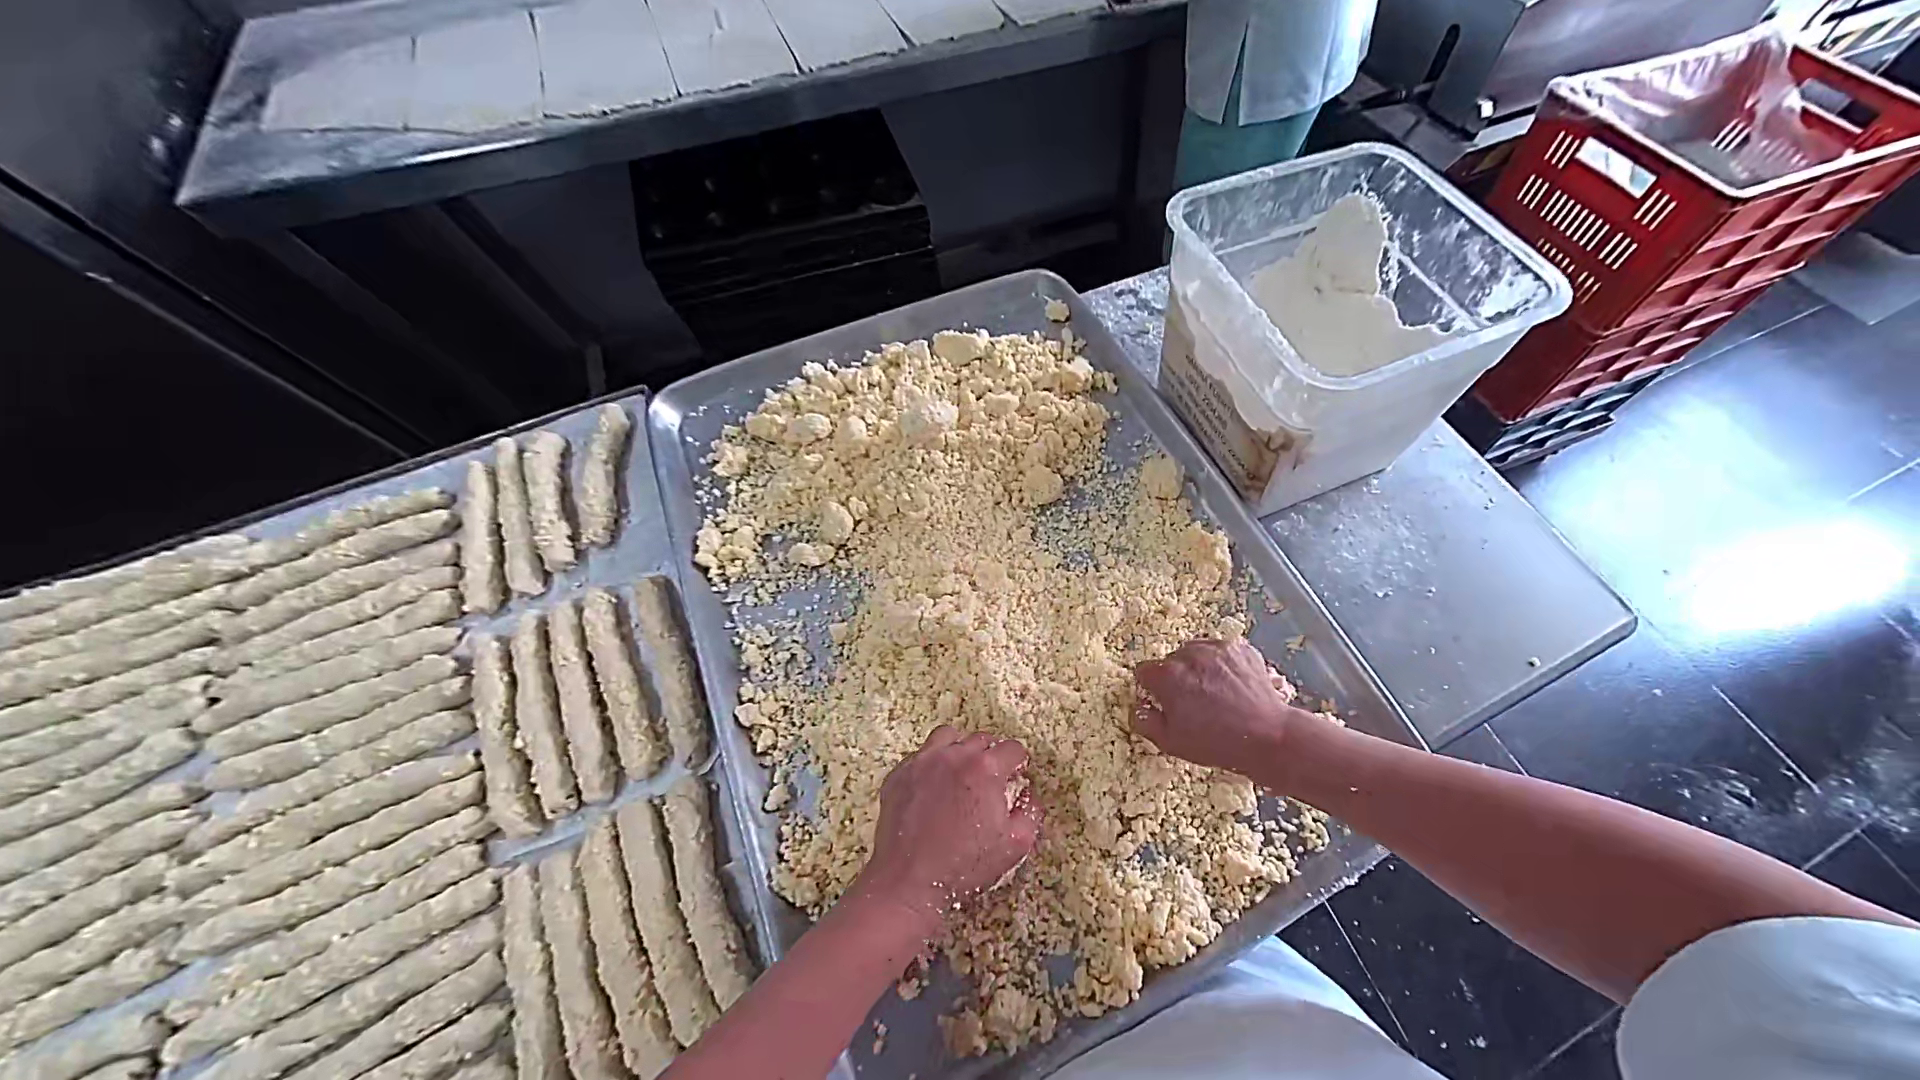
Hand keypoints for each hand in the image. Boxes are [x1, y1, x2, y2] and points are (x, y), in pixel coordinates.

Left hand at [855, 726, 1041, 920]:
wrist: (909, 882)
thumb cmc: (964, 866)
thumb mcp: (1015, 844)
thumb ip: (1030, 811)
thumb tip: (1029, 794)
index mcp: (985, 768)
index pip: (1012, 748)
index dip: (1018, 762)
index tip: (1016, 775)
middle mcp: (953, 755)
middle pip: (981, 739)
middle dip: (991, 755)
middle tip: (990, 779)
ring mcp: (922, 761)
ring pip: (948, 737)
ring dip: (959, 750)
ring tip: (961, 773)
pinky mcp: (899, 773)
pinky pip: (920, 755)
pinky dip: (931, 764)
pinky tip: (934, 787)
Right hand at [1133, 638, 1317, 780]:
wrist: (1269, 737)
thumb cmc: (1217, 742)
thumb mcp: (1171, 742)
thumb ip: (1145, 722)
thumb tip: (1137, 709)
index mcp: (1166, 675)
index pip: (1144, 671)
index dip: (1151, 689)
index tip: (1163, 701)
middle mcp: (1188, 654)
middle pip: (1170, 661)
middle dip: (1176, 678)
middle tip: (1193, 702)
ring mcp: (1216, 648)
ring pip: (1194, 653)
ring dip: (1197, 668)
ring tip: (1214, 692)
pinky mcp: (1238, 648)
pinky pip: (1219, 651)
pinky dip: (1220, 664)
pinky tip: (1230, 685)